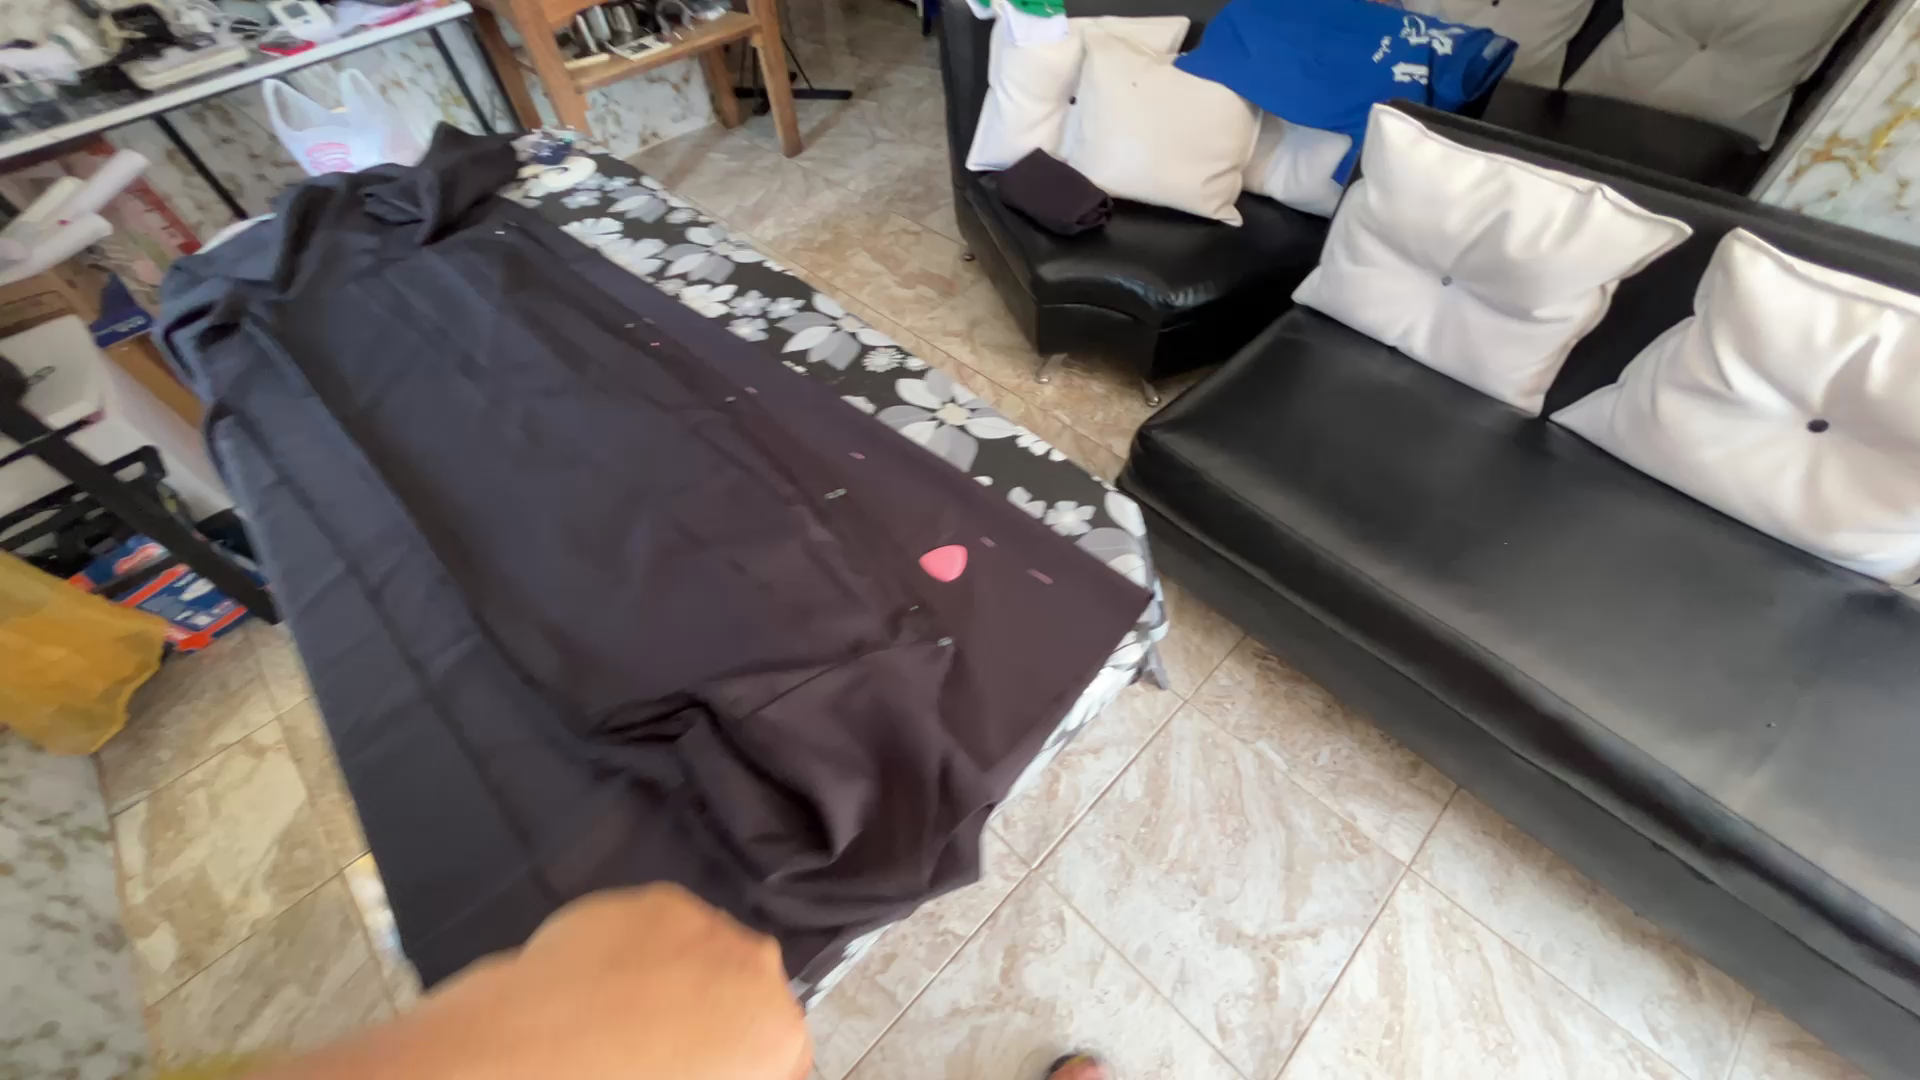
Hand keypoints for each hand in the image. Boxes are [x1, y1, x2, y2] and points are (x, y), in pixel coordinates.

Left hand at [257, 884, 810, 1079]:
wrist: (531, 1062)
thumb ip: (708, 1068)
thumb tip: (692, 1056)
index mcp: (776, 1033)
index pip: (782, 1054)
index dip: (739, 1067)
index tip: (700, 1071)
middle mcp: (759, 966)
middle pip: (746, 991)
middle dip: (714, 1016)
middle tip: (655, 1052)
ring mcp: (708, 923)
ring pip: (704, 954)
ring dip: (678, 979)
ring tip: (614, 1018)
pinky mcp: (658, 898)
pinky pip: (661, 931)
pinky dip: (638, 953)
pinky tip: (594, 983)